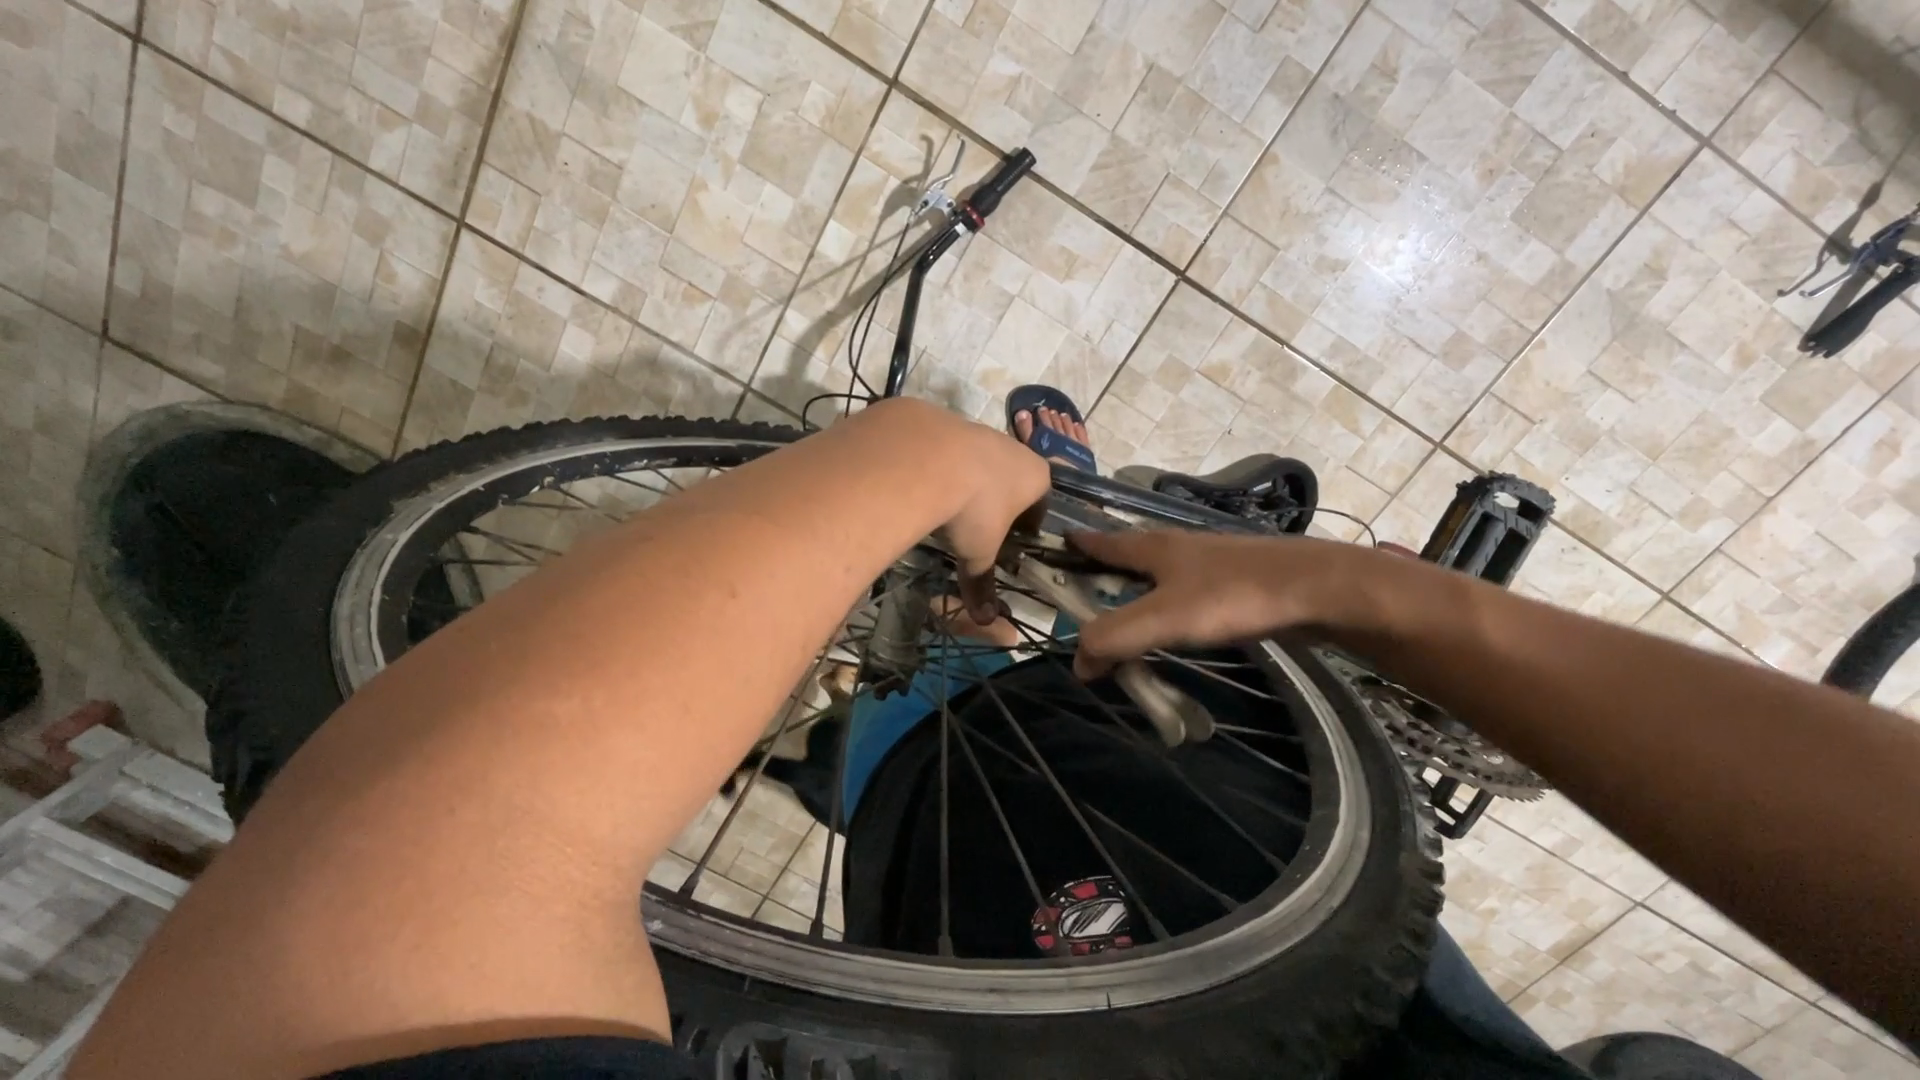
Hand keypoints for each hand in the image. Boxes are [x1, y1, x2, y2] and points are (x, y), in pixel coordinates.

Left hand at [854, 400, 1050, 621]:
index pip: (1041, 501)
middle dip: (994, 500)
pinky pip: (943, 449)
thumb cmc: (972, 510)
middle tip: (974, 525)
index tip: (1009, 540)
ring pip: (976, 459)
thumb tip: (987, 621)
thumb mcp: (979, 553)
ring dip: (964, 479)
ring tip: (942, 504)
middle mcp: (1013, 447)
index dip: (1027, 523)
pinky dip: (934, 466)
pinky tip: (917, 484)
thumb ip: (982, 583)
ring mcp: (977, 429)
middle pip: (1009, 476)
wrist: (927, 458)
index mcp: (1036, 477)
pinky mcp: (943, 421)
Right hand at [1066, 529, 1407, 676]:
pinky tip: (1174, 629)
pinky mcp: (1231, 581)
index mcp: (1150, 547)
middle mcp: (1173, 548)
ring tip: (1123, 625)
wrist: (1314, 589)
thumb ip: (1114, 637)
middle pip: (1126, 558)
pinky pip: (1183, 593)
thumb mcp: (1163, 619)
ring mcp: (1205, 563)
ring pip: (1156, 576)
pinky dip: (1166, 609)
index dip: (1073, 549)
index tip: (1049, 553)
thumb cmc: (1231, 596)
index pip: (1099, 543)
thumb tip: (1077, 660)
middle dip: (1101, 577)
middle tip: (1081, 604)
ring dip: (1135, 596)